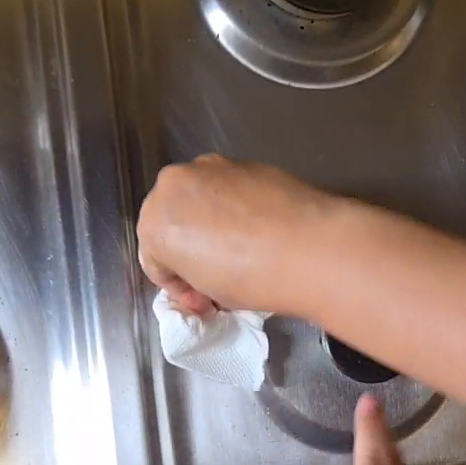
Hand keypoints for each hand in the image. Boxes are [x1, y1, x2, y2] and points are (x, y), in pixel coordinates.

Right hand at [137, 155, 349, 316]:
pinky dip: (234, 210)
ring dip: (209, 227)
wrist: (310, 248)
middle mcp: (174, 184)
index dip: (177, 287)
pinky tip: (260, 233)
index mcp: (155, 222)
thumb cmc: (250, 278)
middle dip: (187, 252)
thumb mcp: (209, 293)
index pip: (154, 261)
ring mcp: (211, 167)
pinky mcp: (244, 162)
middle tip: (216, 279)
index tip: (202, 302)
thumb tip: (204, 276)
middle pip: (171, 223)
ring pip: (198, 202)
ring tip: (240, 254)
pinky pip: (227, 191)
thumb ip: (193, 277)